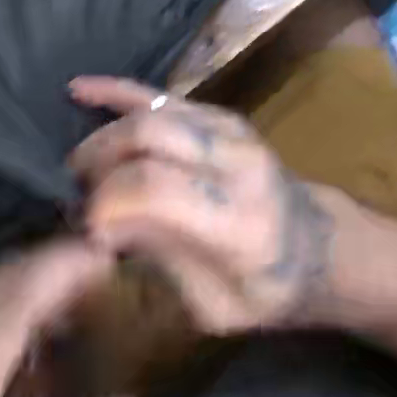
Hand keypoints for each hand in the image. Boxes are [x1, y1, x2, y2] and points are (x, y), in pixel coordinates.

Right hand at [68, 76, 339, 332]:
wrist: (318, 243)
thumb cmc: (268, 287)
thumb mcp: (216, 306)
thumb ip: (161, 258)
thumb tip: (100, 223)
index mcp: (240, 219)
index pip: (156, 187)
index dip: (108, 202)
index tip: (86, 226)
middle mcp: (235, 160)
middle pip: (148, 135)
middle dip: (99, 160)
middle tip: (78, 191)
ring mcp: (226, 127)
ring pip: (149, 110)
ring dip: (104, 134)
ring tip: (78, 165)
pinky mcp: (215, 112)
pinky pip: (158, 95)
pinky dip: (115, 92)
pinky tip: (78, 90)